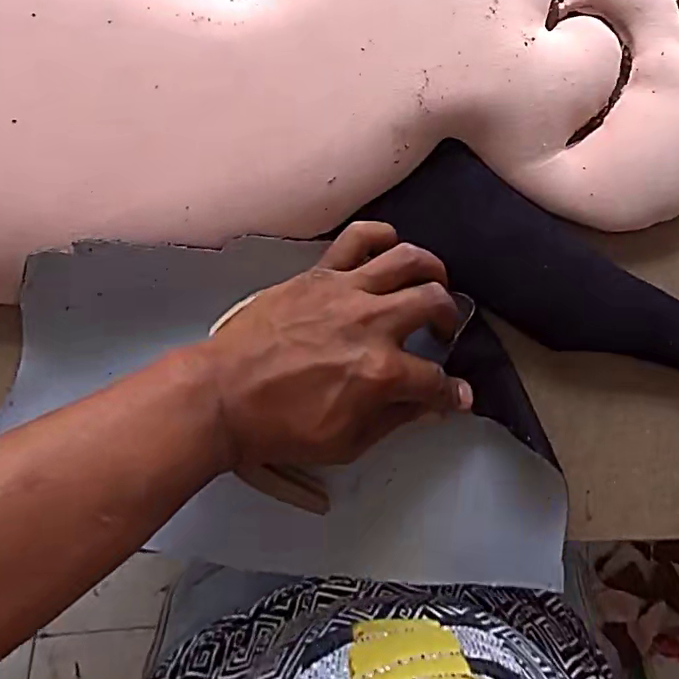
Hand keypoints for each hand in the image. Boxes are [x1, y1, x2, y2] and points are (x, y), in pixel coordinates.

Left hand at [194, 222, 472, 469]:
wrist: (221, 394)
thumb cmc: (278, 425)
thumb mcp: (345, 442)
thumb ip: (394, 420)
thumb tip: (427, 407)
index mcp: (380, 372)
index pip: (435, 379)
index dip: (453, 391)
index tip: (456, 394)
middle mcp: (372, 322)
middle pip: (434, 303)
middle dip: (450, 318)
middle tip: (443, 331)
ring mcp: (346, 291)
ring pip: (407, 259)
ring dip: (430, 269)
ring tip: (431, 282)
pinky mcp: (320, 273)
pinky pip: (358, 238)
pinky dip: (381, 236)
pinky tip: (388, 248)